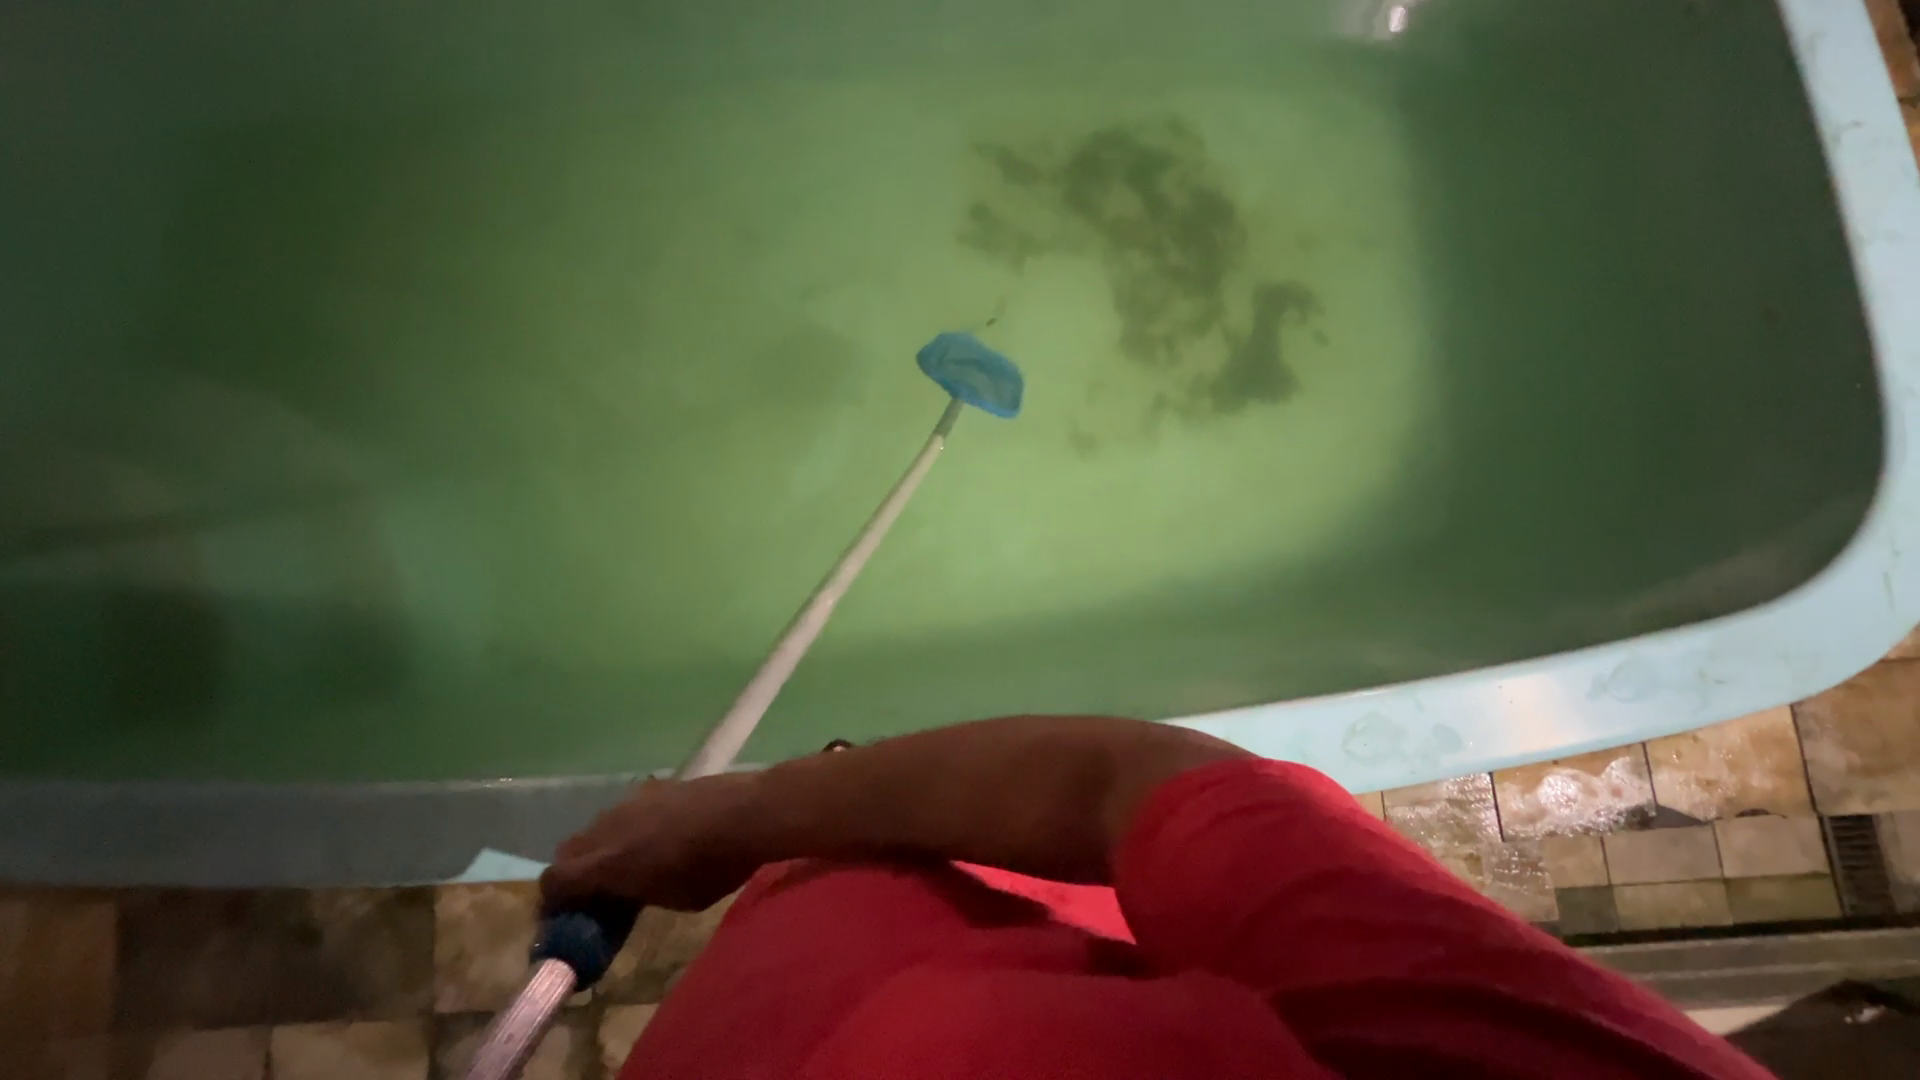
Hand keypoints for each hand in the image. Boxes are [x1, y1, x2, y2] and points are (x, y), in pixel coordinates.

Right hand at [540, 773, 762, 913]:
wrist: (747, 813)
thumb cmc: (713, 868)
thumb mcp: (672, 900)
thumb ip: (638, 896)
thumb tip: (628, 896)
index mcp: (605, 863)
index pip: (554, 881)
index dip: (555, 903)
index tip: (570, 918)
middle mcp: (608, 826)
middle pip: (571, 850)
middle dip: (578, 872)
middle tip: (601, 892)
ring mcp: (632, 800)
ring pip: (600, 826)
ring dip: (606, 846)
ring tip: (635, 861)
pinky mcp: (657, 785)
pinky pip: (629, 809)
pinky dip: (632, 825)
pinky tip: (661, 835)